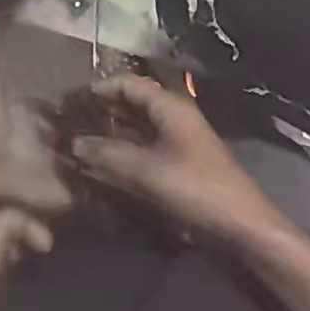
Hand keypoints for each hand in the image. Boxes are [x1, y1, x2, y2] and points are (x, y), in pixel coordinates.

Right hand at [71, 75, 309, 310]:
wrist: (241, 226)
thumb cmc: (196, 189)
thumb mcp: (145, 171)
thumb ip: (105, 155)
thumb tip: (72, 143)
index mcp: (170, 108)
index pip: (128, 84)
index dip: (99, 89)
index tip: (70, 102)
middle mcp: (173, 118)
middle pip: (131, 104)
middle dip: (100, 112)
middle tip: (68, 123)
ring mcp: (177, 141)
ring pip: (135, 128)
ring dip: (108, 134)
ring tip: (77, 144)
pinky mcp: (177, 164)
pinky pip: (142, 149)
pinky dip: (121, 152)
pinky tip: (101, 165)